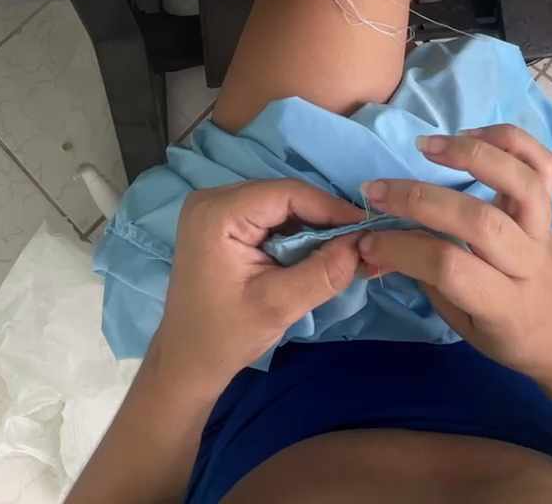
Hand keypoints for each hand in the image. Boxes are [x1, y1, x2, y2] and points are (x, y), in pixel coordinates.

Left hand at [149, 179, 365, 393]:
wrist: (186, 359)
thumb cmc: (226, 335)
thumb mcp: (279, 306)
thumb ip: (323, 272)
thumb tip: (362, 244)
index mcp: (218, 213)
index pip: (285, 193)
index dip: (329, 207)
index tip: (366, 227)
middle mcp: (211, 199)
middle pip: (281, 195)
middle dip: (321, 216)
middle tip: (358, 240)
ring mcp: (212, 208)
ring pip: (275, 203)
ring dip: (308, 224)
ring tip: (341, 246)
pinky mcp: (218, 221)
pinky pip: (264, 214)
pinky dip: (290, 230)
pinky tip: (311, 250)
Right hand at [357, 125, 551, 382]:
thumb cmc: (504, 332)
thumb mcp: (459, 321)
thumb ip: (422, 277)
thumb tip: (371, 245)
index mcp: (505, 305)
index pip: (450, 268)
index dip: (401, 249)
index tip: (367, 239)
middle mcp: (528, 263)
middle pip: (480, 221)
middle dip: (419, 200)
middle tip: (376, 190)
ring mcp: (544, 230)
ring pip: (520, 183)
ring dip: (469, 155)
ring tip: (425, 146)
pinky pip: (543, 162)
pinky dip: (510, 139)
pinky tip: (471, 134)